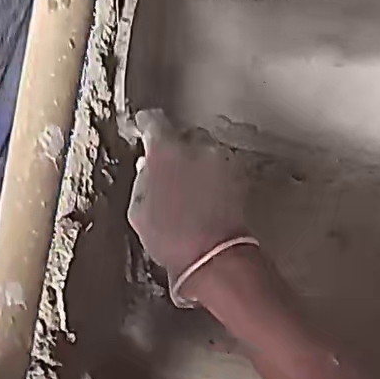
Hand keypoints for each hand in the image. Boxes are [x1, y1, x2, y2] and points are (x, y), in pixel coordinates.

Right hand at [129, 111, 249, 304]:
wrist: (212, 257)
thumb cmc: (170, 237)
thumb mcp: (139, 210)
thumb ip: (142, 179)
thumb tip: (147, 166)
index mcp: (165, 149)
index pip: (153, 121)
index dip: (145, 125)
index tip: (142, 129)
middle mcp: (196, 145)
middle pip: (184, 133)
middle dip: (176, 147)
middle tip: (166, 169)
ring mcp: (222, 158)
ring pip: (206, 149)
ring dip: (196, 161)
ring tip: (187, 188)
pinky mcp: (240, 174)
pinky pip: (221, 166)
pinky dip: (212, 175)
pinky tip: (203, 195)